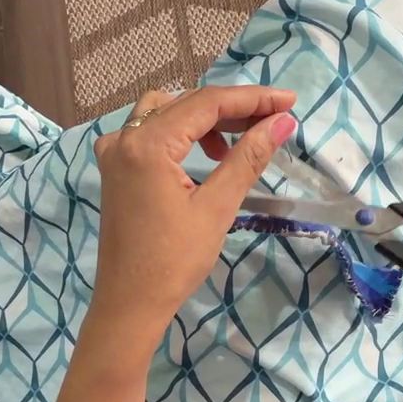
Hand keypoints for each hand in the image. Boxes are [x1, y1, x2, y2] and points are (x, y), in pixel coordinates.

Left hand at [90, 85, 298, 336]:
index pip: (206, 103)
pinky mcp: (114, 169)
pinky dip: (179, 134)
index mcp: (147, 144)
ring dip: (204, 120)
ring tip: (237, 142)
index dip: (251, 99)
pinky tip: (205, 156)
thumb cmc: (173, 262)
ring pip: (165, 112)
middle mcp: (124, 138)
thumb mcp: (216, 208)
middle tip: (273, 122)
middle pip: (186, 104)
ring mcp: (114, 153)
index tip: (288, 101)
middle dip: (232, 109)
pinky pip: (148, 132)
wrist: (130, 302)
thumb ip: (247, 158)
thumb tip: (282, 122)